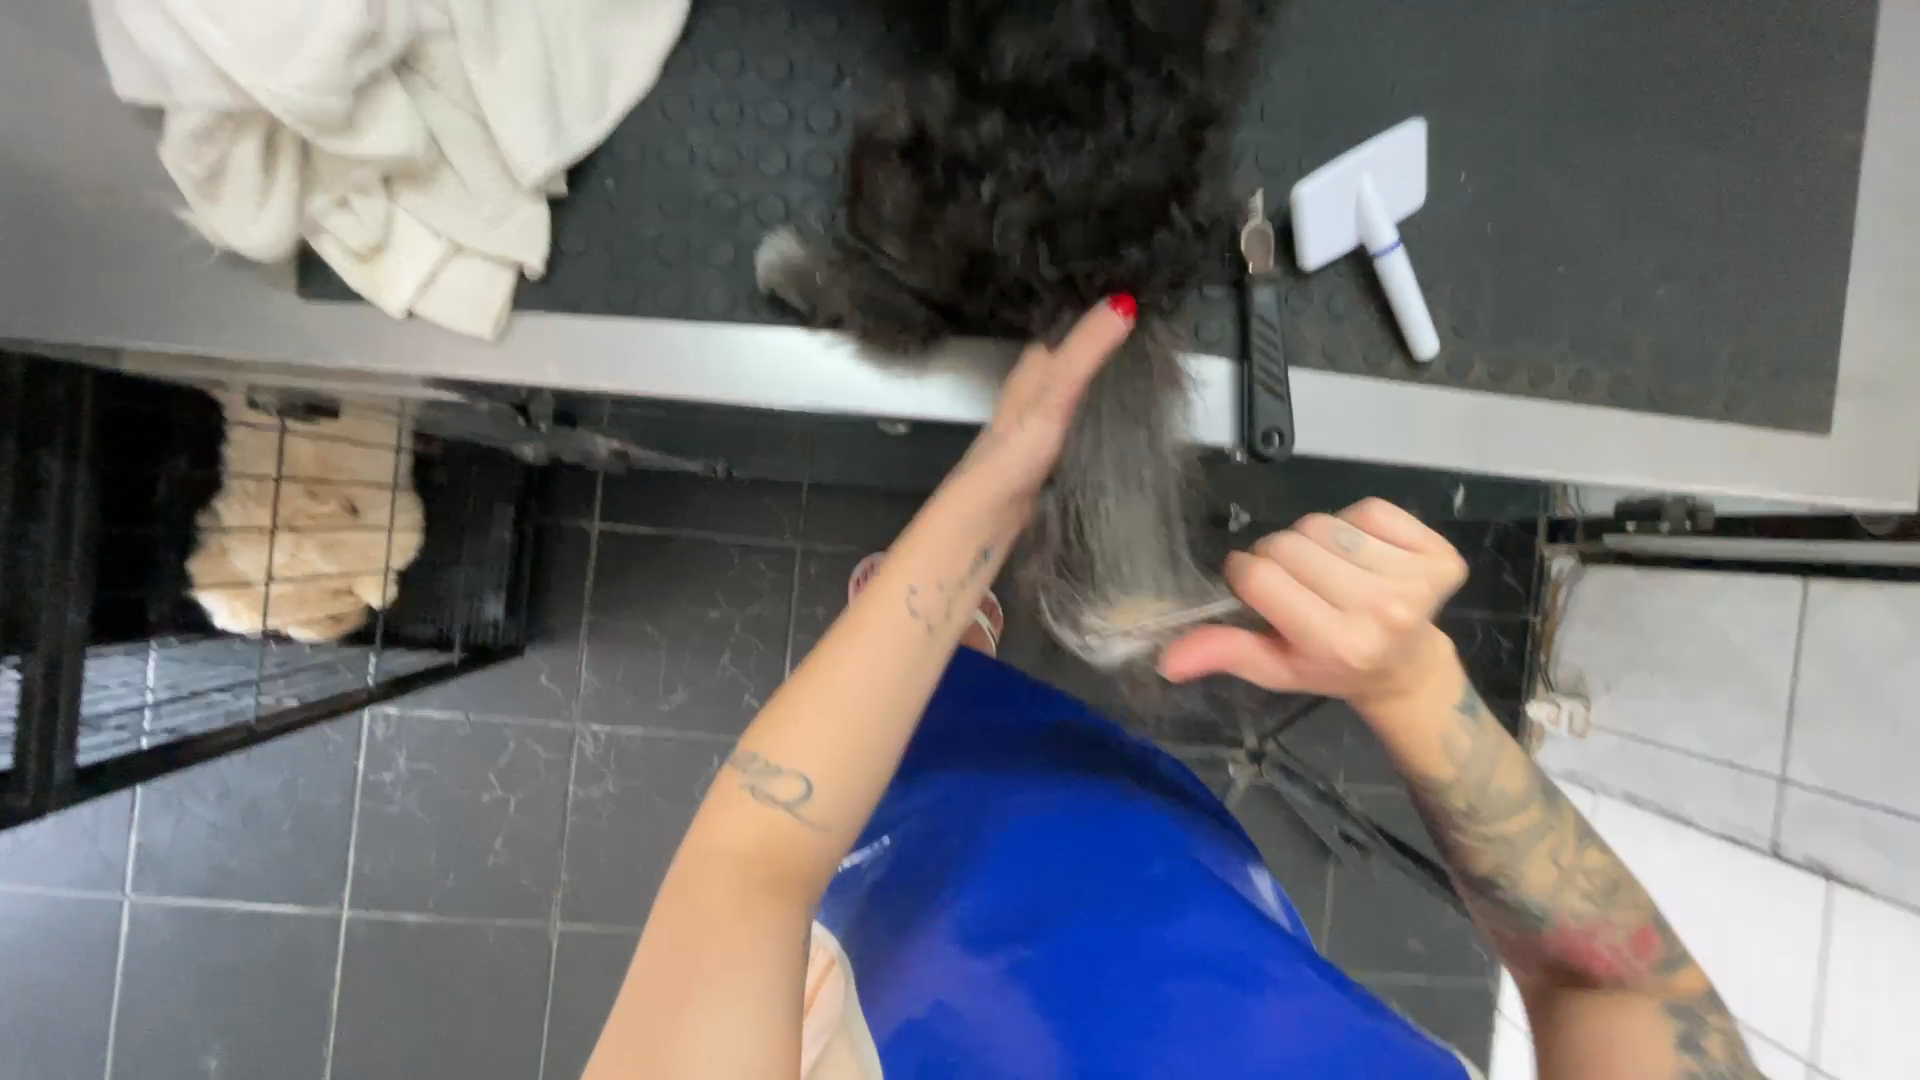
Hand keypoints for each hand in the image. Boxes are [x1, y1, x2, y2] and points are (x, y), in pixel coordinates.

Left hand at [959, 295, 1135, 498]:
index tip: (1137, 300)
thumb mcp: (1057, 393)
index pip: (1066, 326)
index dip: (1097, 312)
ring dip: (1101, 380)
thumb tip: (1125, 302)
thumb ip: (1087, 352)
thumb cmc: (1017, 450)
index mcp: (1032, 367)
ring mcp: (1040, 421)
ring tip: (1142, 368)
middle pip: (1071, 357)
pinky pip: (1078, 420)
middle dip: (1102, 346)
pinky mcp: (1048, 451)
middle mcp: (1033, 388)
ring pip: (1074, 388)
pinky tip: (1115, 417)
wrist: (990, 510)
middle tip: (1148, 333)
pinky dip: (1096, 412)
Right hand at [1158, 499, 1468, 711]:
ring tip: (1325, 571)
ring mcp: (1416, 581)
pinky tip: (1359, 555)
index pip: (1259, 576)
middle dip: (1275, 557)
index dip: (1244, 574)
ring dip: (1311, 540)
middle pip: (1288, 543)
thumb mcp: (1272, 667)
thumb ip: (1223, 652)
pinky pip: (1368, 509)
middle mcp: (1383, 611)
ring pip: (1322, 523)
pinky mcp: (1441, 556)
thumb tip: (1167, 660)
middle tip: (1291, 585)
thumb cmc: (1329, 668)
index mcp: (1337, 643)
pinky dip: (1353, 524)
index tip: (1254, 589)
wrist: (1406, 667)